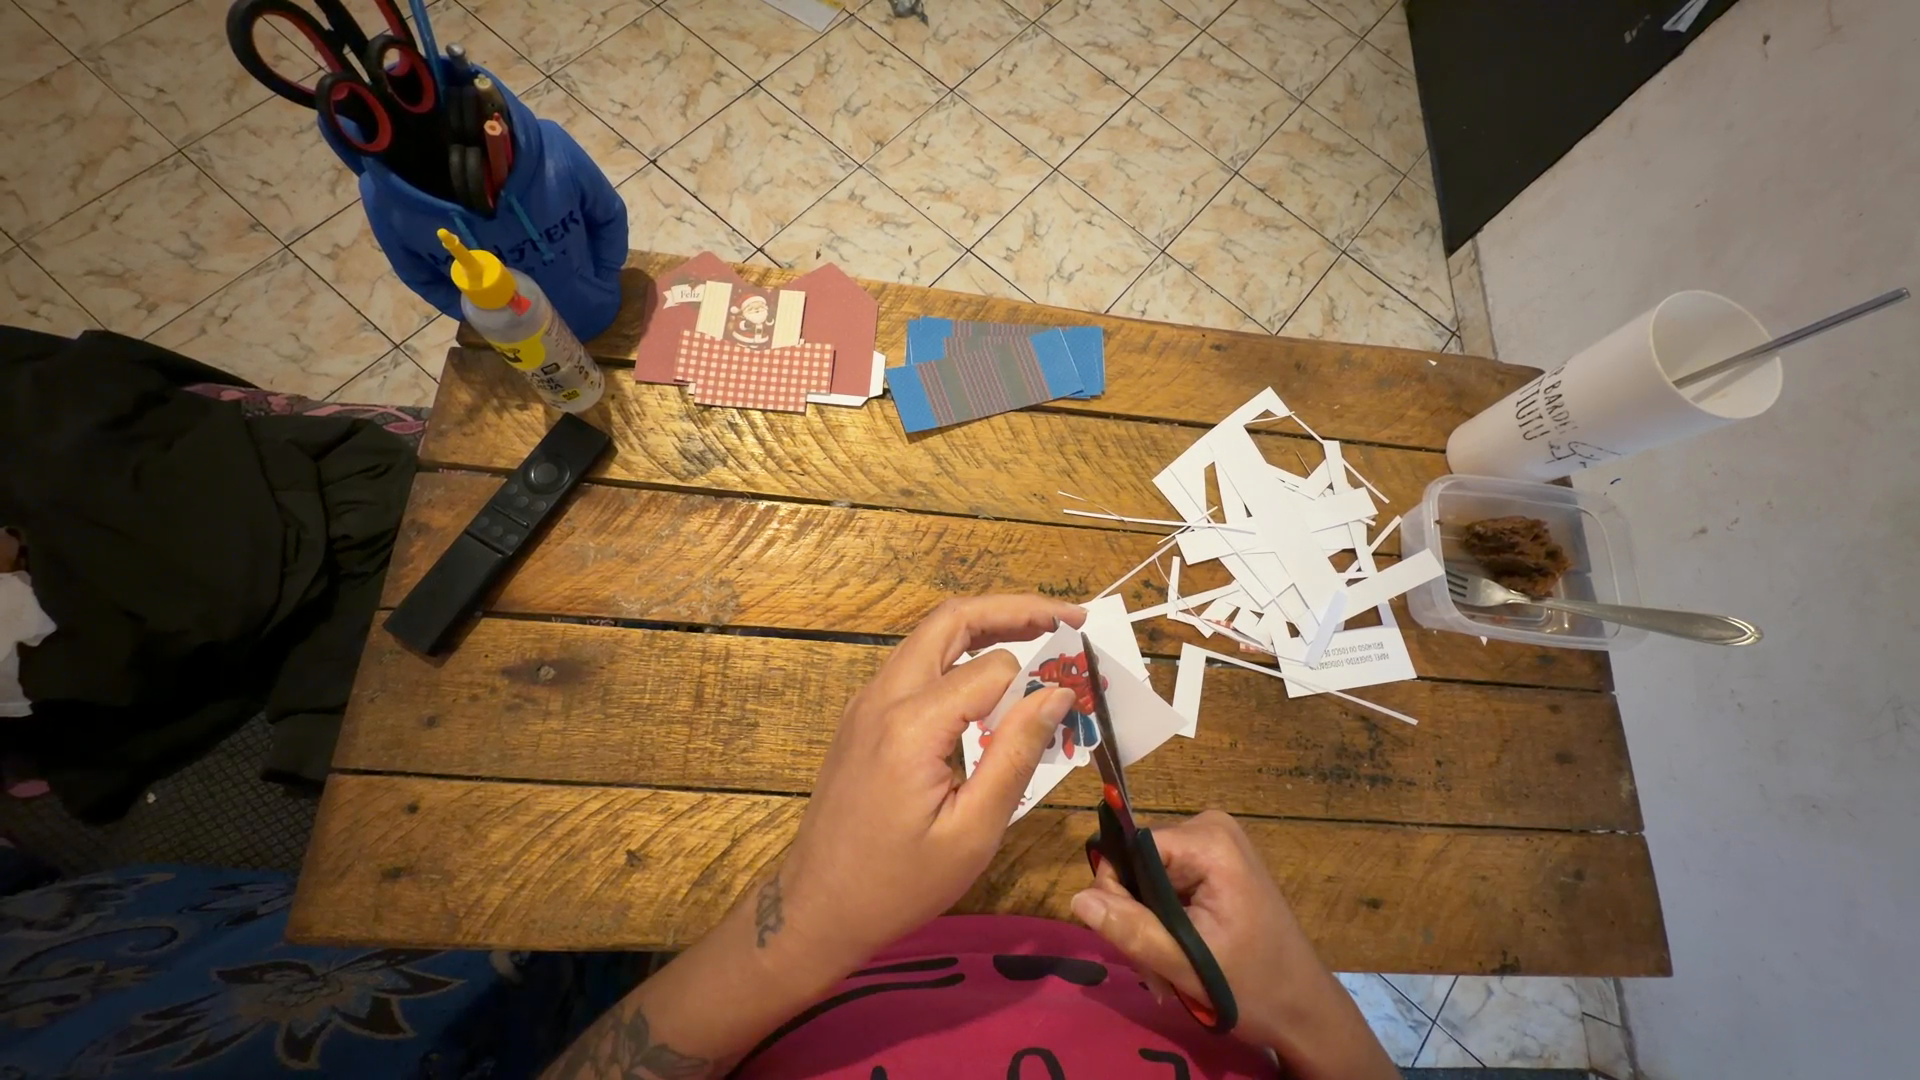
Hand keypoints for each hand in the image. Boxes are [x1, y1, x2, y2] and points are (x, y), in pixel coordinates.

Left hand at [773, 596, 1084, 972]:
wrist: (815, 908)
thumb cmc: (898, 883)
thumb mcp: (972, 832)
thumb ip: (1015, 754)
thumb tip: (1056, 694)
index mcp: (911, 724)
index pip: (991, 668)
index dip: (1037, 677)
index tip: (1072, 696)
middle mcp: (884, 695)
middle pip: (952, 620)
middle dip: (1013, 609)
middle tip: (1066, 617)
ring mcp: (867, 701)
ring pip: (930, 635)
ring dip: (984, 626)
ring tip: (1037, 634)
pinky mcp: (862, 715)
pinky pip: (915, 664)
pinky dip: (957, 655)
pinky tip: (988, 678)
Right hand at [1069, 812, 1396, 1078]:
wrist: (1307, 1011)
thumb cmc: (1255, 989)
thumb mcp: (1187, 965)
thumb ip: (1132, 929)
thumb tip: (1077, 898)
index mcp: (1209, 840)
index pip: (1131, 849)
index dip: (1119, 893)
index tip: (1134, 943)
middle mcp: (1210, 825)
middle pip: (1139, 860)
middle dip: (1138, 914)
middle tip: (1157, 965)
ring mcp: (1216, 839)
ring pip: (1149, 872)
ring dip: (1150, 920)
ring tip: (1171, 964)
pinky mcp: (1216, 856)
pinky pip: (1167, 876)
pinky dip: (1166, 915)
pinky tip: (1181, 948)